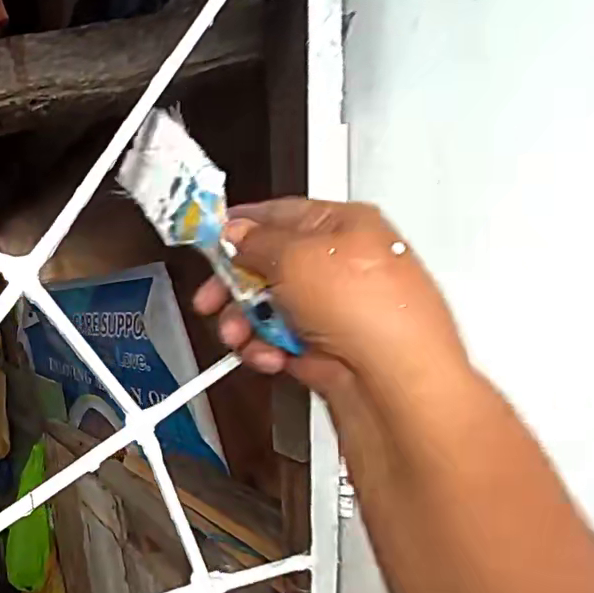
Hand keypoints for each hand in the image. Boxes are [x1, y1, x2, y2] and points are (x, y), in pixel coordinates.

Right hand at [192, 198, 468, 399]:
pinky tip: (273, 353)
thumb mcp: (296, 257)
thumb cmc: (368, 309)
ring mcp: (325, 305)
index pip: (276, 215)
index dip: (237, 228)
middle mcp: (335, 263)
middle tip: (212, 299)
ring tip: (245, 335)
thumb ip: (255, 241)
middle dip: (231, 289)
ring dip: (243, 324)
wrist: (388, 376)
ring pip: (259, 308)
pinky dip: (263, 349)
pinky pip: (269, 339)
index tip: (205, 242)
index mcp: (340, 226)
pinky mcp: (316, 341)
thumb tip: (234, 234)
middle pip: (260, 268)